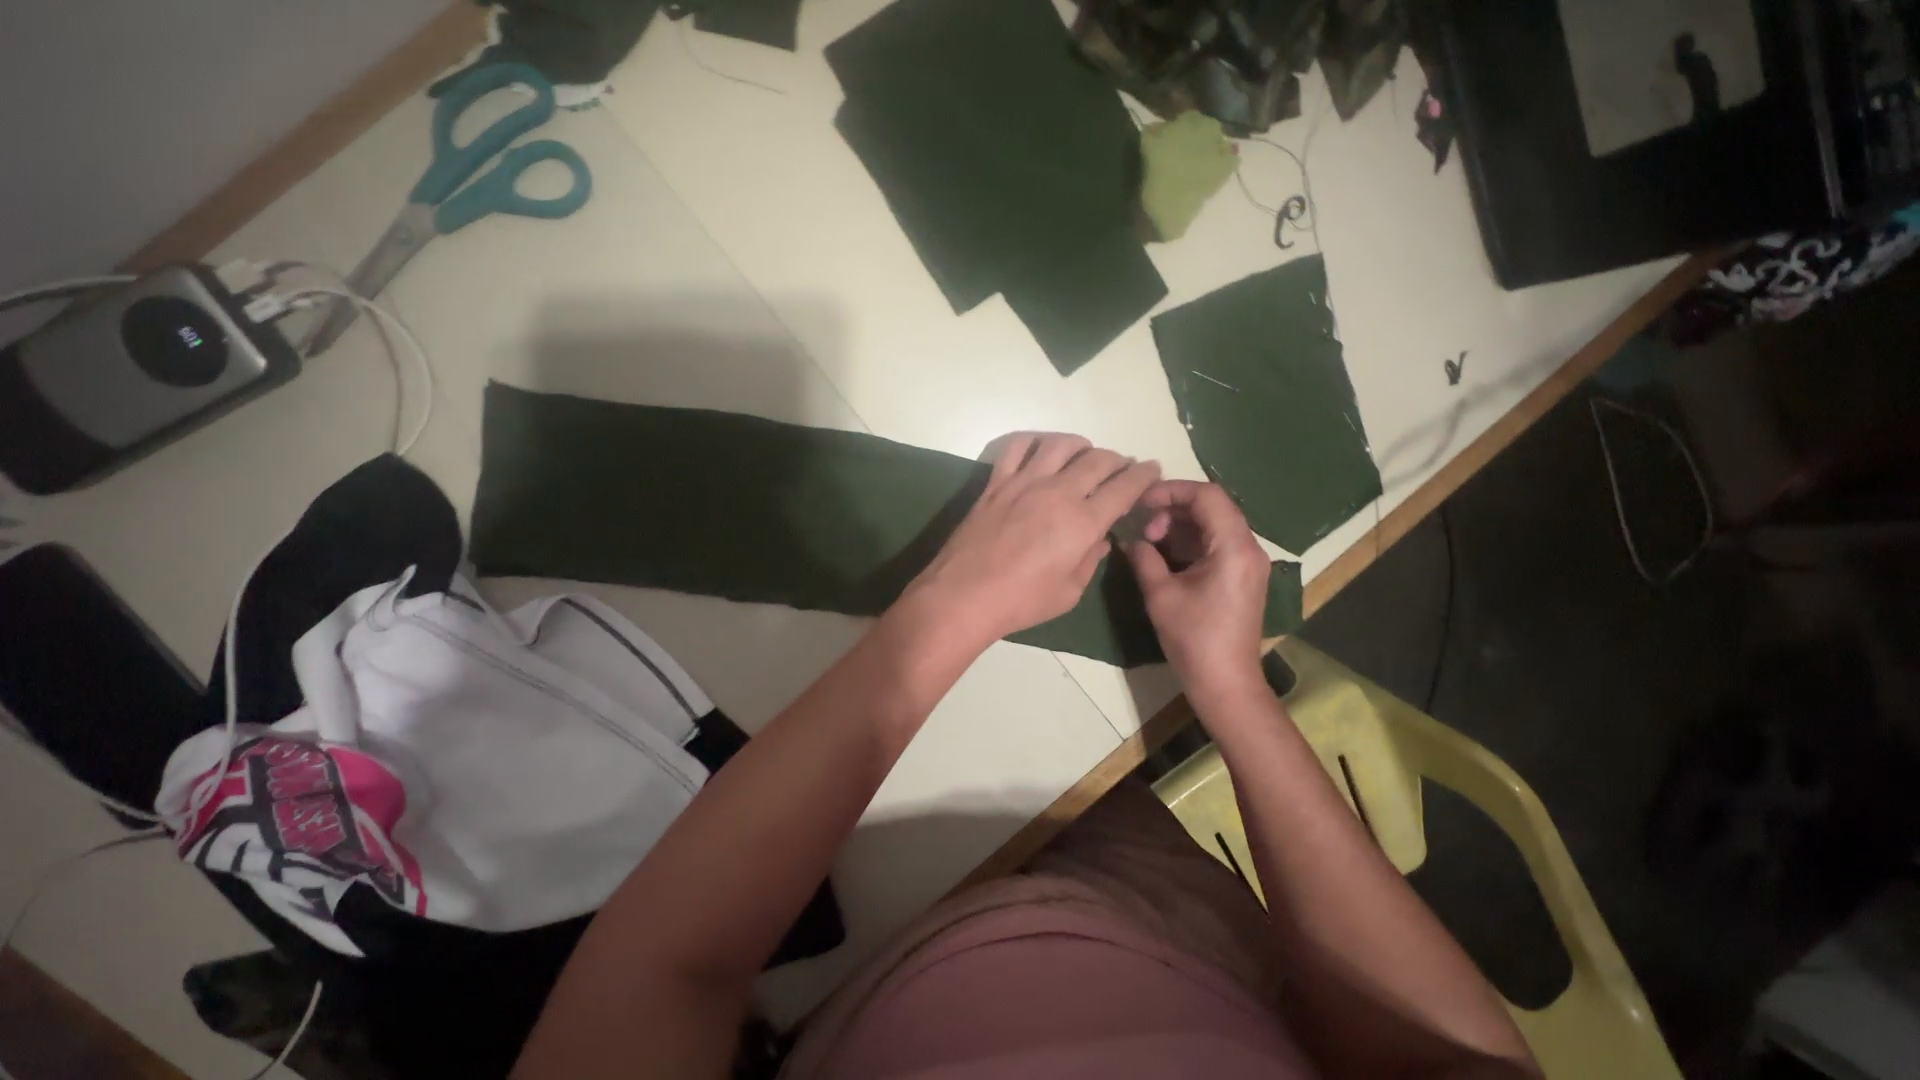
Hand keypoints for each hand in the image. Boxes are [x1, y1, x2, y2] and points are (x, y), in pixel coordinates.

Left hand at [908, 433, 1159, 648]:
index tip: (1152, 470)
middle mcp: (1058, 493)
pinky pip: (1016, 447)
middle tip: (1123, 466)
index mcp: (1083, 522)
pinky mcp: (996, 483)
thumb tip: (1100, 539)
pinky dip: (1034, 440)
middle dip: (1117, 460)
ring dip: (1080, 444)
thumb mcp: (1070, 592)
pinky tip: (1041, 447)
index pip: (1123, 488)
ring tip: (1086, 453)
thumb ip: (1090, 560)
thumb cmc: (1021, 602)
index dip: (1143, 476)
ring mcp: (1023, 483)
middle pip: (1097, 460)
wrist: (964, 595)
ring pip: (1060, 444)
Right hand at [1124, 481, 1269, 699]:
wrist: (1225, 682)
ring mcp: (1249, 563)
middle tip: (1146, 531)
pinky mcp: (1242, 577)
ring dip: (1181, 527)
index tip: (1142, 503)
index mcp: (1234, 547)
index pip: (1207, 496)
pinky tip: (1166, 559)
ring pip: (1214, 525)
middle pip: (1213, 507)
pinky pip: (1217, 545)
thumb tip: (1133, 541)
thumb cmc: (1193, 639)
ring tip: (1151, 545)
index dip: (1172, 491)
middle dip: (1174, 510)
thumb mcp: (1160, 595)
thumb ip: (1144, 559)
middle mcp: (1249, 548)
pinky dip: (1191, 543)